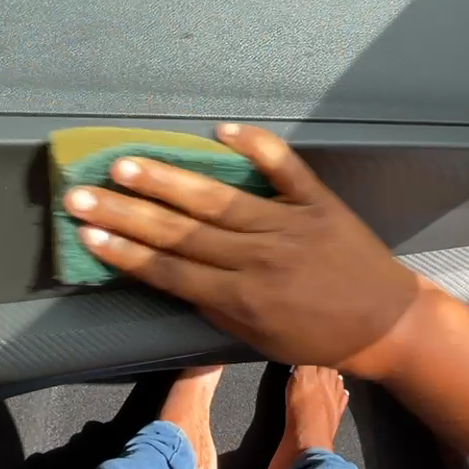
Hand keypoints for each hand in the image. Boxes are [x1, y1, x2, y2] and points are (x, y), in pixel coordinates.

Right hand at [62, 123, 428, 378]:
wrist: (388, 323)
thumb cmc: (318, 337)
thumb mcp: (259, 338)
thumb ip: (215, 306)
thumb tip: (170, 274)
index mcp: (241, 298)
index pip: (170, 271)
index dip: (125, 252)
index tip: (86, 234)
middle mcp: (257, 258)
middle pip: (180, 232)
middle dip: (125, 214)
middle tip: (80, 194)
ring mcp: (287, 224)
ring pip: (217, 199)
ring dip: (168, 180)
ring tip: (124, 164)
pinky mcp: (317, 201)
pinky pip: (284, 168)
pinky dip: (256, 145)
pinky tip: (222, 130)